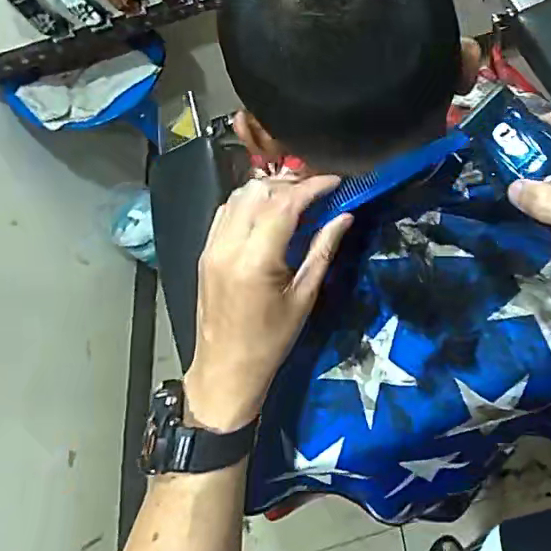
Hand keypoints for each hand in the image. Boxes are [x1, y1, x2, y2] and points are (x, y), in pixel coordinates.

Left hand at [186, 175, 353, 431]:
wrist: (226, 368)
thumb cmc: (272, 339)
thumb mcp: (305, 296)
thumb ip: (323, 249)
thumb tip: (345, 216)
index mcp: (255, 261)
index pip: (283, 205)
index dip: (312, 187)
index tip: (336, 182)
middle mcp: (227, 247)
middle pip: (258, 191)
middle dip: (291, 182)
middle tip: (319, 190)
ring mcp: (212, 247)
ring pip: (238, 195)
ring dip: (269, 188)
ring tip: (298, 196)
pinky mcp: (206, 251)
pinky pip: (226, 211)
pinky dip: (250, 201)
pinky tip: (271, 211)